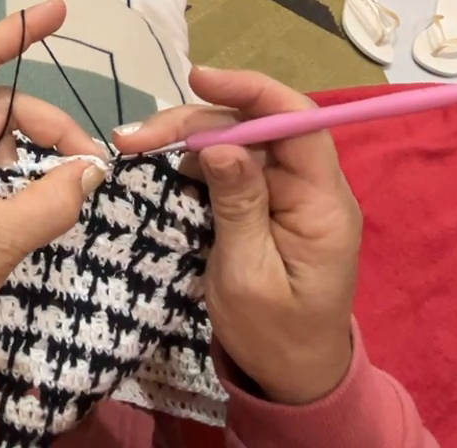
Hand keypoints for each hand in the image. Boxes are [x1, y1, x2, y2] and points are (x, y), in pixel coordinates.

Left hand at [0, 0, 108, 373]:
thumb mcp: (0, 238)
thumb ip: (54, 199)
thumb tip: (93, 171)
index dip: (21, 30)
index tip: (59, 9)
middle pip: (4, 105)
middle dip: (51, 130)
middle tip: (93, 169)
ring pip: (1, 134)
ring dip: (38, 154)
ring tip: (68, 191)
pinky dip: (19, 172)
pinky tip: (39, 200)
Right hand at [112, 67, 361, 403]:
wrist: (288, 377)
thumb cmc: (273, 334)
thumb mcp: (247, 274)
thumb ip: (237, 204)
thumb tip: (219, 142)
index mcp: (321, 201)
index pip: (296, 120)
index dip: (249, 90)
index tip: (197, 79)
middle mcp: (307, 183)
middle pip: (253, 123)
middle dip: (193, 121)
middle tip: (135, 137)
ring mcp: (284, 188)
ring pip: (234, 136)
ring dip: (184, 136)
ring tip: (135, 145)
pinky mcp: (263, 196)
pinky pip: (227, 159)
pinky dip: (189, 156)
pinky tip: (160, 162)